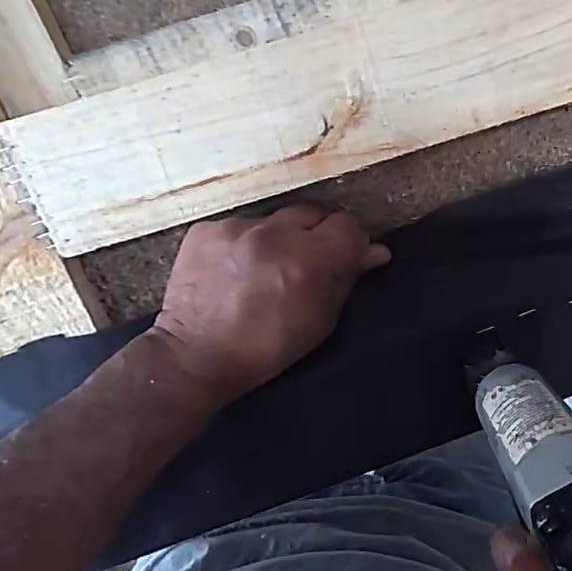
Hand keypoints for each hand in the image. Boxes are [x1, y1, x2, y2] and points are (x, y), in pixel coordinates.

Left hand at [149, 205, 390, 396]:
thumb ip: (348, 278)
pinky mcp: (206, 230)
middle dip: (318, 233)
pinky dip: (246, 241)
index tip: (346, 256)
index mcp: (310, 259)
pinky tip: (239, 267)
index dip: (351, 241)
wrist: (195, 358)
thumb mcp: (322, 319)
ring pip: (277, 218)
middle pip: (315, 212)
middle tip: (310, 260)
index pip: (349, 224)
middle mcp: (275, 234)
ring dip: (282, 236)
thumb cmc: (268, 346)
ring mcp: (237, 228)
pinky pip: (241, 225)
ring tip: (269, 265)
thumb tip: (376, 251)